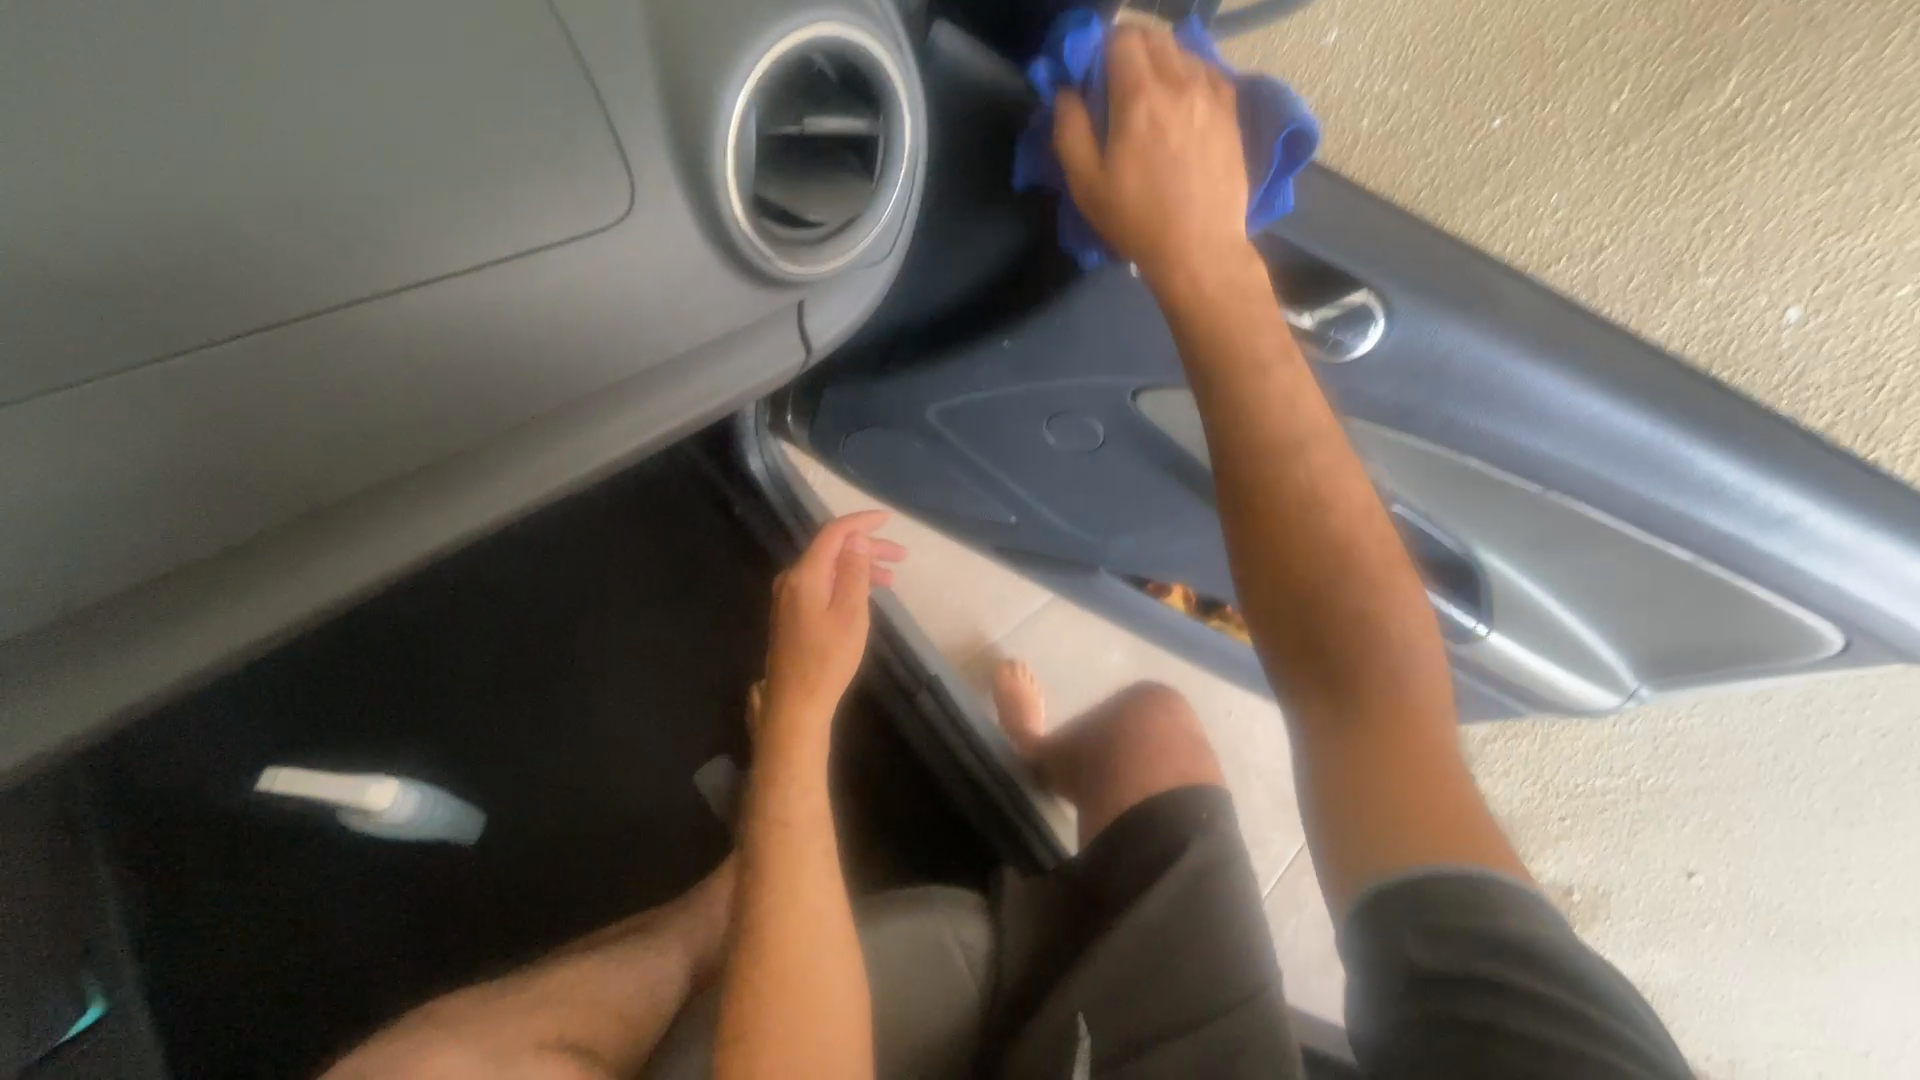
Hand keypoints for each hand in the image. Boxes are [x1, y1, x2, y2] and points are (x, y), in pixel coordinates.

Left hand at [762, 511, 906, 727]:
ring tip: (891, 580)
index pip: (834, 533)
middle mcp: (792, 579)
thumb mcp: (851, 613)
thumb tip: (857, 538)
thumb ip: (854, 572)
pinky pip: (821, 585)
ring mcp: (788, 598)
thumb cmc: (828, 660)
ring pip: (828, 568)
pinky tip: (864, 596)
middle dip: (867, 547)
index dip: (861, 522)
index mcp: (805, 575)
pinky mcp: (791, 615)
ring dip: (859, 567)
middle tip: (901, 556)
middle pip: (831, 550)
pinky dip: (845, 582)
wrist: (795, 704)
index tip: (888, 519)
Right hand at [1053, 25, 1251, 286]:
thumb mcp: (1085, 184)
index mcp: (1138, 95)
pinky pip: (1208, 72)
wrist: (1198, 248)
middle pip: (1154, 37)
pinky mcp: (1231, 112)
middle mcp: (1179, 82)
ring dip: (1161, 62)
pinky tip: (1181, 106)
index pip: (1120, 38)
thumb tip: (1067, 93)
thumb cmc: (1136, 220)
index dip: (1101, 51)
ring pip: (1183, 51)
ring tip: (1150, 97)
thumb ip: (1069, 129)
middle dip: (1130, 50)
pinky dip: (1189, 76)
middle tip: (1117, 85)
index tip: (1093, 79)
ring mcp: (1211, 94)